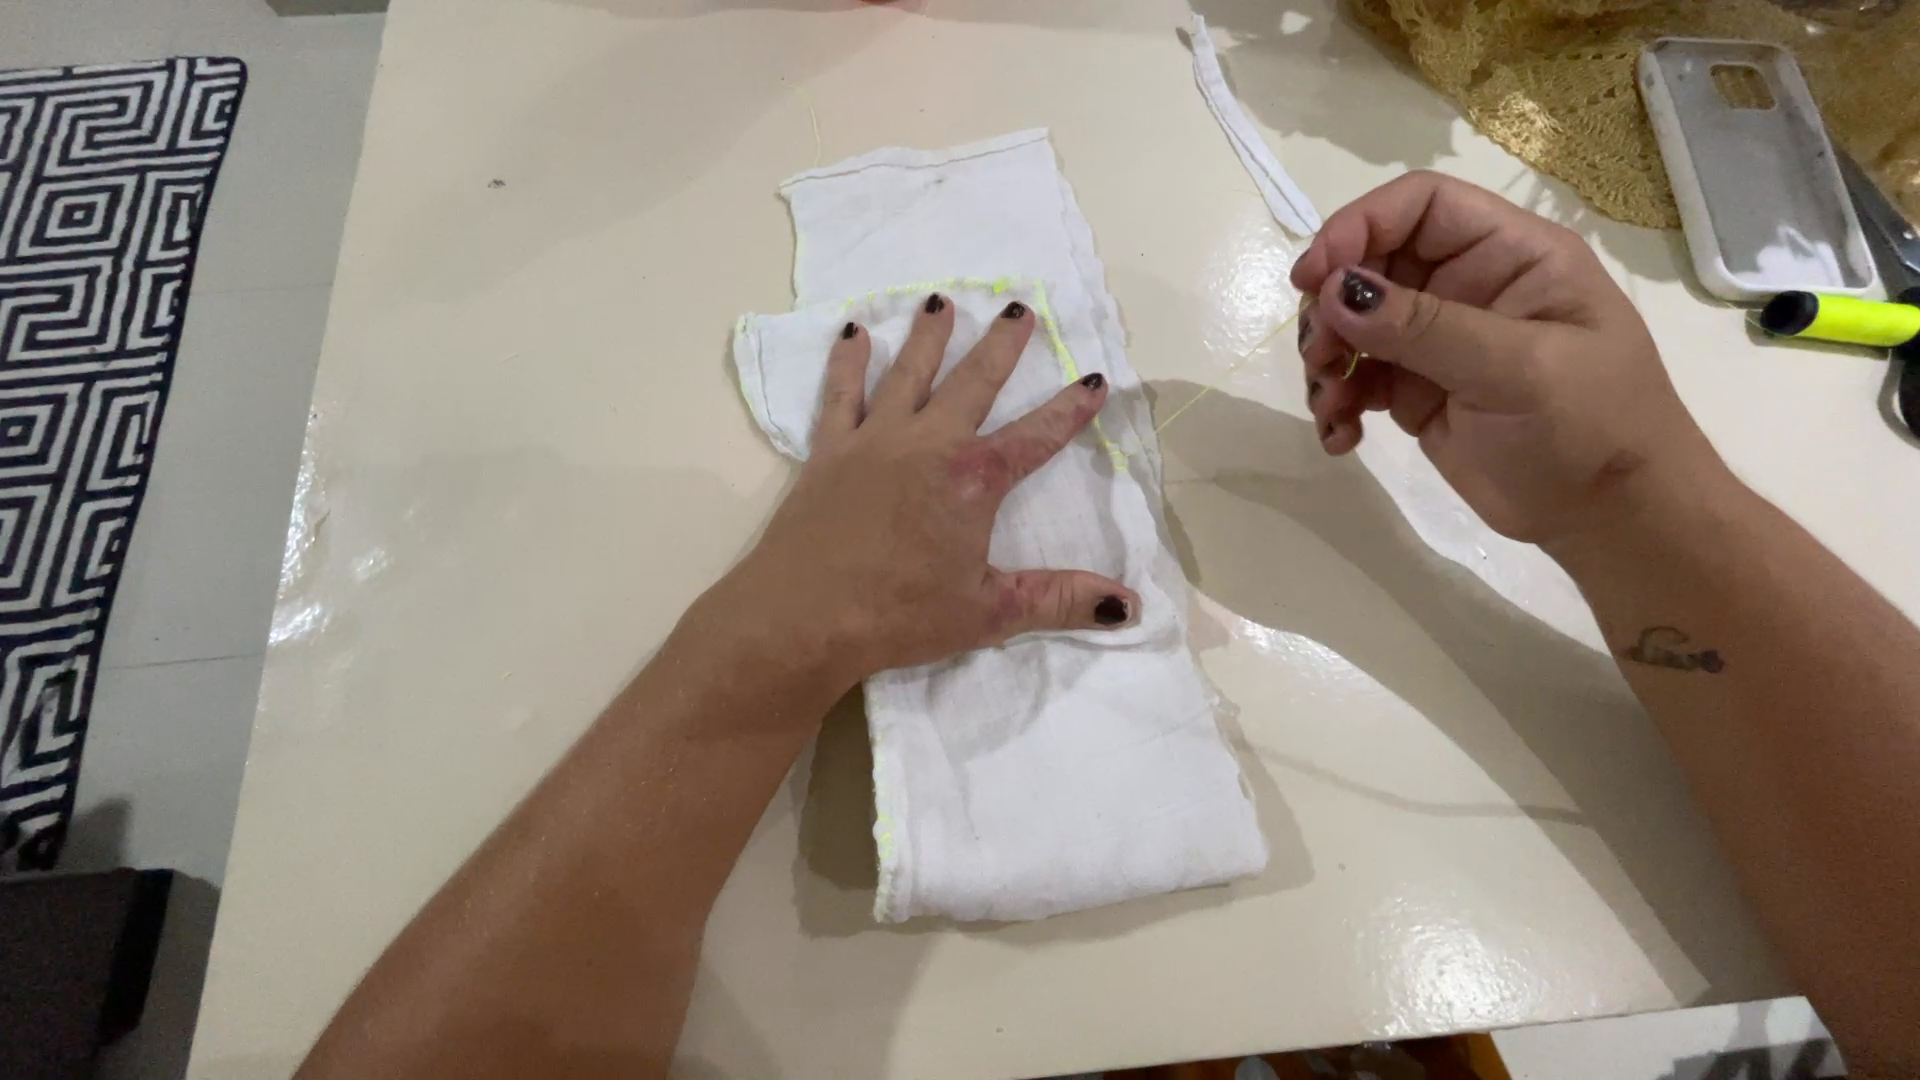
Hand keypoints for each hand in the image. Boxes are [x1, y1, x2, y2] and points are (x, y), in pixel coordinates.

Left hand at [722, 295, 1136, 689]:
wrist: (803, 616)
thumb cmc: (899, 615)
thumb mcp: (988, 613)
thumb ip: (1058, 600)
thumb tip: (1129, 605)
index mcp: (972, 480)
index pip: (1034, 438)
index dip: (1068, 411)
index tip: (1092, 381)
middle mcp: (927, 445)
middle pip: (972, 384)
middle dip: (1001, 347)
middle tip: (1019, 309)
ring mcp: (874, 441)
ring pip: (908, 375)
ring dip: (928, 337)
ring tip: (940, 301)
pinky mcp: (828, 452)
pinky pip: (840, 395)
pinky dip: (847, 362)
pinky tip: (853, 334)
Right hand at [1290, 171, 1728, 548]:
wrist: (1603, 515)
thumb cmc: (1589, 428)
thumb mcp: (1514, 370)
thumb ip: (1423, 328)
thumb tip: (1333, 293)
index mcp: (1508, 257)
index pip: (1419, 207)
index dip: (1357, 227)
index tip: (1312, 279)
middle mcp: (1464, 288)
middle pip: (1369, 266)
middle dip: (1330, 308)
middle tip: (1319, 358)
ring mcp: (1433, 341)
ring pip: (1350, 326)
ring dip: (1326, 363)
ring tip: (1332, 408)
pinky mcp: (1411, 390)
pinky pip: (1353, 380)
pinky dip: (1334, 405)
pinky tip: (1342, 437)